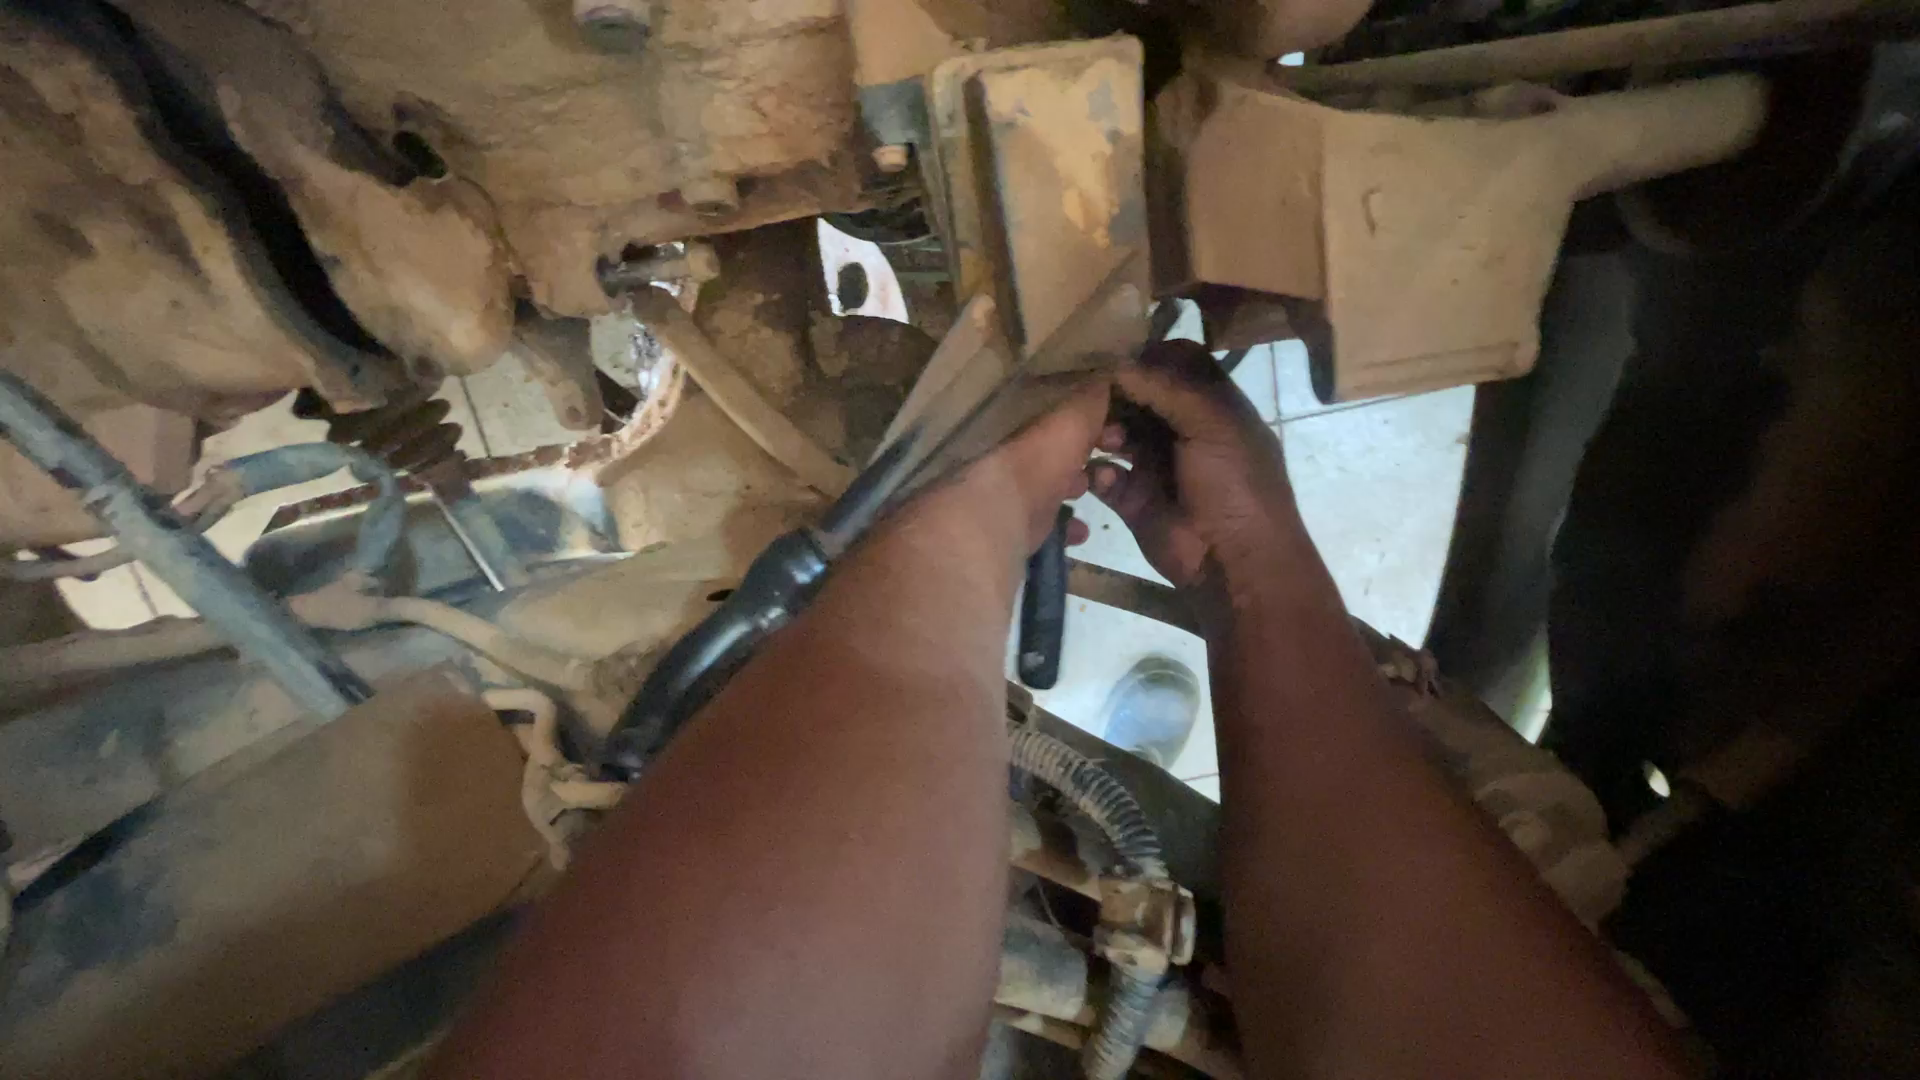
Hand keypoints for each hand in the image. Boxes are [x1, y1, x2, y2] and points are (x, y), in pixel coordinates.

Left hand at [914, 380, 1106, 553]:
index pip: (1064, 421)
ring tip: (1097, 495)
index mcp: (1032, 430)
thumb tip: (1106, 375)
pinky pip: (1049, 526)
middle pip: (1060, 456)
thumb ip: (1089, 400)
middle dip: (1089, 462)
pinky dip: (1067, 527)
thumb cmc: (1039, 461)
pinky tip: (1079, 531)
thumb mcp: (1070, 420)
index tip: (1119, 436)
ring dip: (1079, 490)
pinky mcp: (1019, 529)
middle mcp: (1021, 459)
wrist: (1000, 514)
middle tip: (1109, 472)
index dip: (1095, 425)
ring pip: (1054, 489)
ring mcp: (1018, 495)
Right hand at [1089, 340, 1302, 593]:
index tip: (1113, 352)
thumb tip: (1116, 363)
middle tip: (1088, 391)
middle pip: (1138, 395)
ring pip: (1116, 431)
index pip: (1176, 363)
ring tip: (1097, 437)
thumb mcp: (1212, 422)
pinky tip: (1099, 475)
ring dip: (1102, 430)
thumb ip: (1166, 388)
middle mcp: (1181, 428)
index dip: (1147, 355)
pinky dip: (1096, 471)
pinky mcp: (1132, 497)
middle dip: (1114, 392)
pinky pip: (1103, 475)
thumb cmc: (1236, 483)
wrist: (1235, 562)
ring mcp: (1154, 463)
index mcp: (1211, 404)